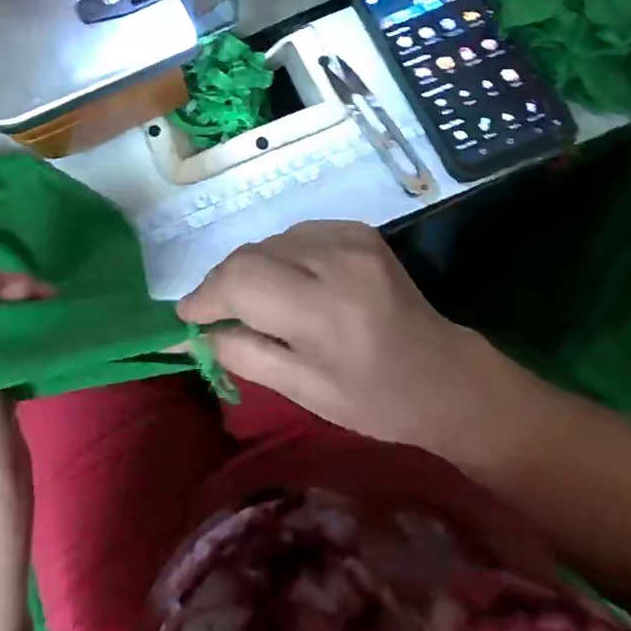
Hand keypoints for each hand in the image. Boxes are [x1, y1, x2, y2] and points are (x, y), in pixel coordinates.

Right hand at [177, 221, 538, 458]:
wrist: (445, 375)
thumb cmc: (375, 400)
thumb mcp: (302, 390)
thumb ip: (239, 353)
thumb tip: (185, 334)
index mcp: (327, 310)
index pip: (241, 279)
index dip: (205, 296)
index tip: (188, 317)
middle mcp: (338, 260)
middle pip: (249, 255)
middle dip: (223, 284)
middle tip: (217, 316)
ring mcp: (351, 237)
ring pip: (268, 242)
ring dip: (250, 270)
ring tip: (258, 305)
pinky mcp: (357, 229)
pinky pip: (293, 235)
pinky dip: (278, 258)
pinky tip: (291, 285)